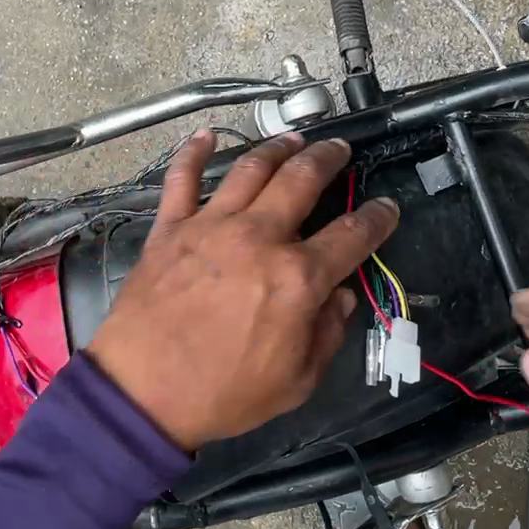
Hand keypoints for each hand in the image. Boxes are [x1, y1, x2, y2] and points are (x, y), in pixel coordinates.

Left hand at [87, 131, 399, 449]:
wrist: (141, 392)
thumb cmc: (222, 393)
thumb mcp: (296, 382)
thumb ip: (327, 334)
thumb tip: (340, 296)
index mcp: (297, 277)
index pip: (351, 236)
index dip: (377, 218)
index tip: (387, 207)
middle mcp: (258, 237)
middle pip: (302, 180)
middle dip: (328, 158)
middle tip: (339, 148)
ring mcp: (210, 225)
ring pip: (250, 168)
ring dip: (277, 148)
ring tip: (293, 139)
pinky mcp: (170, 226)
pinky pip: (182, 178)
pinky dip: (193, 152)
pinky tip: (205, 134)